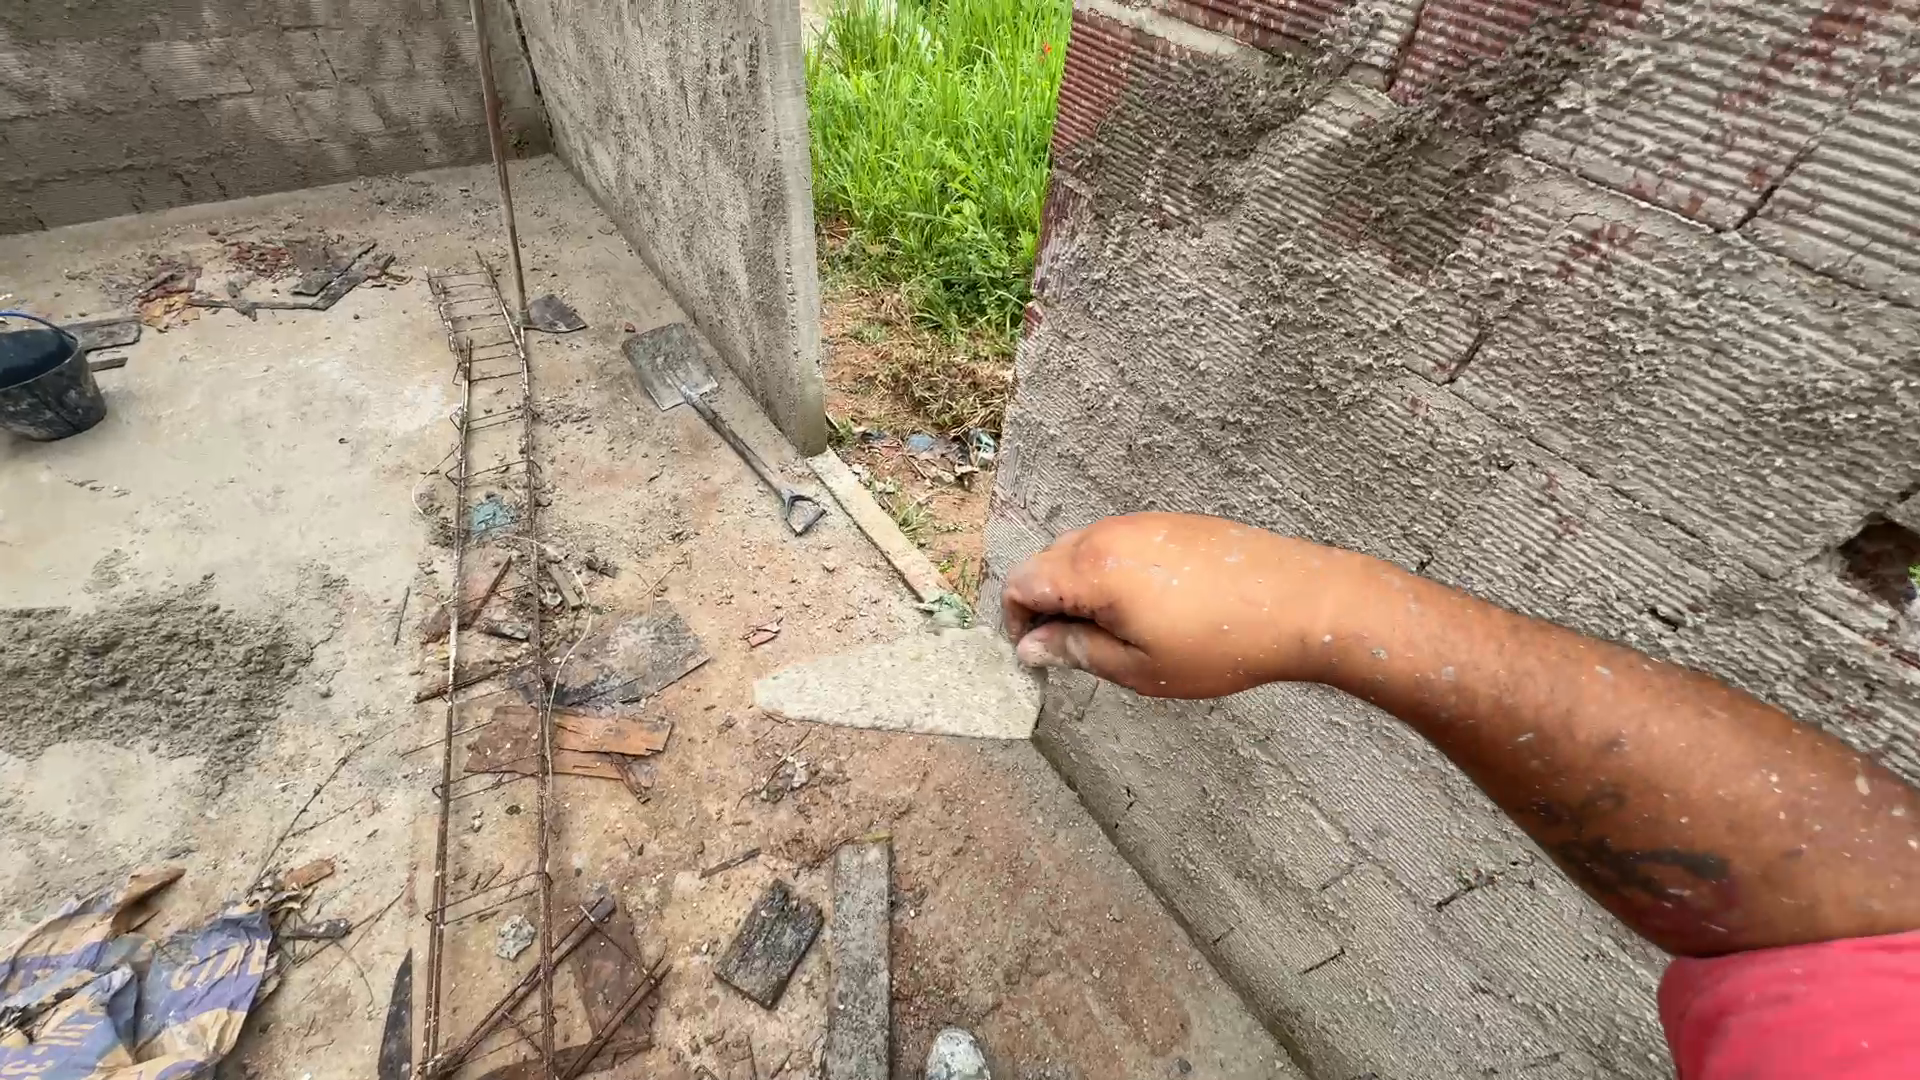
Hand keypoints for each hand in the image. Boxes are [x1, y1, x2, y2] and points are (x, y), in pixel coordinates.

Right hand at [1000, 513, 1355, 697]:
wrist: (1300, 603)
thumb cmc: (1219, 644)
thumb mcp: (1137, 667)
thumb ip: (1074, 651)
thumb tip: (1031, 648)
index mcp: (1092, 567)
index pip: (1020, 582)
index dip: (1014, 620)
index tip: (1036, 650)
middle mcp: (1108, 533)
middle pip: (1045, 561)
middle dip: (1042, 603)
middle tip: (1070, 645)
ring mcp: (1140, 522)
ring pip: (1079, 549)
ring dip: (1074, 586)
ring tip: (1109, 628)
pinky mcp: (1168, 521)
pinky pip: (1114, 542)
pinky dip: (1106, 570)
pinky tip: (1142, 604)